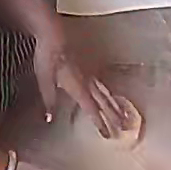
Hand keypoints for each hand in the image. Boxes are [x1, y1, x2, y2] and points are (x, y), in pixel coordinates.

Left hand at [32, 21, 129, 137]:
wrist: (54, 34)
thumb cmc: (48, 57)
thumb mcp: (44, 81)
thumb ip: (49, 100)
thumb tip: (50, 119)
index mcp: (78, 89)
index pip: (92, 111)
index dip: (100, 123)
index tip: (108, 135)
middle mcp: (88, 83)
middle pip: (105, 103)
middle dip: (114, 117)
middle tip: (124, 129)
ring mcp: (91, 73)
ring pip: (107, 92)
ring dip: (117, 105)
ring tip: (126, 115)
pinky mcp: (91, 64)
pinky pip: (104, 81)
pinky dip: (111, 90)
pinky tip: (113, 93)